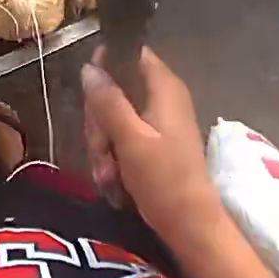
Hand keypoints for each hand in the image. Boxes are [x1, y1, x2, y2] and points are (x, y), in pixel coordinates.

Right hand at [81, 46, 219, 234]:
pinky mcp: (152, 142)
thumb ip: (108, 101)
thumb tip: (89, 67)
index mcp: (163, 87)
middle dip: (100, 121)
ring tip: (107, 172)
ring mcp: (158, 121)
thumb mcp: (130, 139)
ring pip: (113, 116)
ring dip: (103, 144)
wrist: (189, 224)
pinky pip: (122, 136)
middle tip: (101, 147)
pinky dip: (113, 155)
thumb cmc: (163, 178)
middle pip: (116, 89)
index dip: (108, 66)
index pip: (132, 53)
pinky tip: (111, 178)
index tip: (91, 95)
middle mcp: (162, 97)